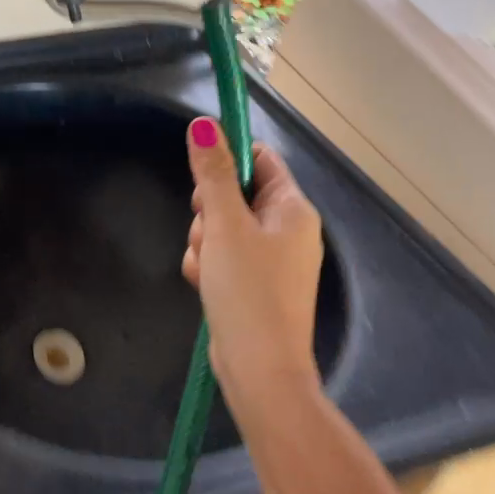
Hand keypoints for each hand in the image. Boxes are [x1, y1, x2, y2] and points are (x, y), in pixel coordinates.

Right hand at [182, 118, 324, 392]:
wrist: (260, 370)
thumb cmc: (248, 290)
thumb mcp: (224, 224)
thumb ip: (212, 172)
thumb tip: (204, 123)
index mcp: (293, 209)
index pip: (260, 159)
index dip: (228, 160)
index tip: (202, 177)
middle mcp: (288, 230)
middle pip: (236, 193)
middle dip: (208, 209)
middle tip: (205, 229)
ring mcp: (273, 261)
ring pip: (223, 226)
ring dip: (203, 240)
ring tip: (204, 265)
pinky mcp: (255, 286)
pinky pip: (224, 256)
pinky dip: (208, 264)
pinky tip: (202, 282)